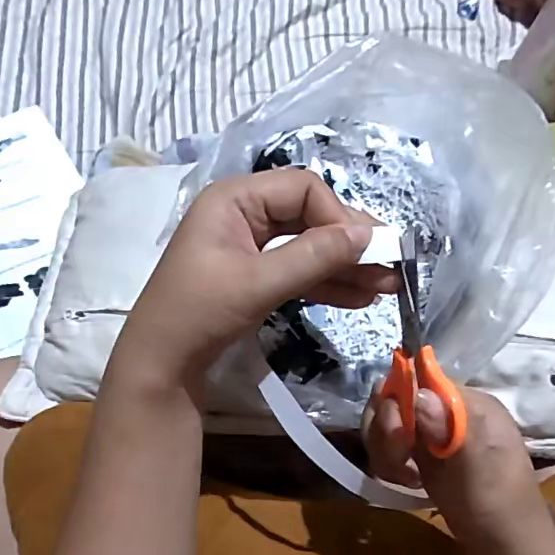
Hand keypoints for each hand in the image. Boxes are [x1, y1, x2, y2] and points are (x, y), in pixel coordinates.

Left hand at [110, 169, 396, 385]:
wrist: (160, 365)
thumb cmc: (198, 313)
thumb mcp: (257, 283)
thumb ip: (313, 256)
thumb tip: (370, 235)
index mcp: (234, 199)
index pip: (302, 190)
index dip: (339, 216)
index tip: (369, 249)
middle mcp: (242, 215)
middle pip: (309, 217)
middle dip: (350, 243)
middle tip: (394, 265)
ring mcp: (248, 248)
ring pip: (307, 247)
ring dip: (345, 267)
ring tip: (388, 286)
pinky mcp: (252, 277)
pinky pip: (297, 272)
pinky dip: (325, 284)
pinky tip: (360, 297)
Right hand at [364, 384, 543, 548]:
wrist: (500, 539)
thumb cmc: (498, 501)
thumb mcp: (480, 466)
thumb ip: (452, 428)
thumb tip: (420, 394)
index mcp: (466, 402)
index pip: (417, 381)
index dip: (399, 404)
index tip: (401, 438)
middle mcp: (445, 408)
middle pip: (393, 397)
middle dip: (386, 430)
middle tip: (400, 461)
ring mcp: (430, 428)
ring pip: (383, 420)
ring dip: (383, 449)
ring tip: (402, 475)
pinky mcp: (417, 448)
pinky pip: (384, 442)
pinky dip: (385, 461)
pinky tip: (405, 479)